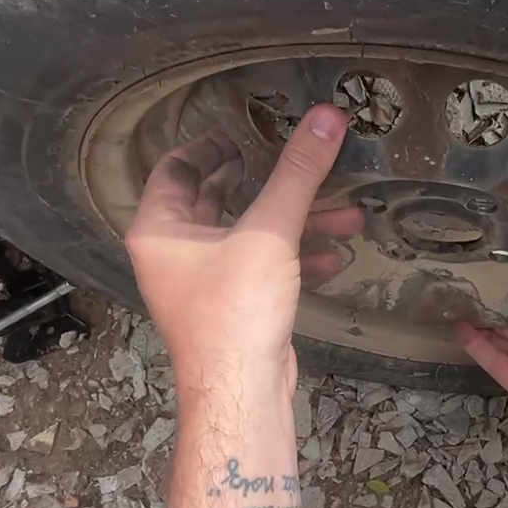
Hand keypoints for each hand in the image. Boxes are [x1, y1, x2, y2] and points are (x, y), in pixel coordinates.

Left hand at [126, 104, 360, 389]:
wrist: (242, 391)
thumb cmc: (236, 308)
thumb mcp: (269, 232)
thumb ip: (298, 174)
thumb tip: (325, 117)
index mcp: (160, 229)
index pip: (174, 170)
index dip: (206, 147)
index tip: (239, 133)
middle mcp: (176, 254)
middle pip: (217, 201)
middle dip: (264, 183)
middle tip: (288, 159)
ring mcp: (205, 284)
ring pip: (251, 237)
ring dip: (297, 224)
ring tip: (347, 214)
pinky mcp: (235, 307)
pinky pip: (264, 268)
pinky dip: (296, 258)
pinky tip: (334, 257)